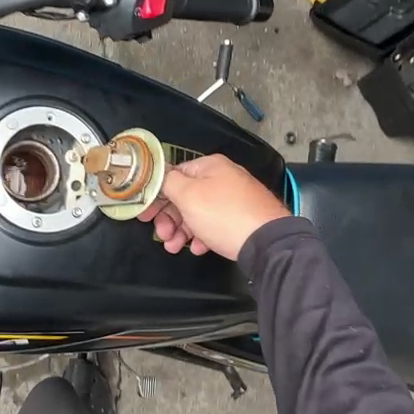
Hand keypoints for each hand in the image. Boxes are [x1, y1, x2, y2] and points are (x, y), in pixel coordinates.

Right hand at [137, 154, 289, 259]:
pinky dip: (203, 236)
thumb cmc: (227, 216)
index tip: (146, 214)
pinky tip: (200, 248)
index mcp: (210, 166)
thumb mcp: (188, 196)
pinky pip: (215, 224)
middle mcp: (223, 178)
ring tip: (176, 247)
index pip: (174, 175)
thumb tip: (159, 175)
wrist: (266, 243)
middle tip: (163, 235)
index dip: (157, 196)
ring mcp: (234, 199)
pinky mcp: (242, 218)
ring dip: (183, 231)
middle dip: (169, 219)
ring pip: (199, 213)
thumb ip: (168, 182)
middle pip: (185, 196)